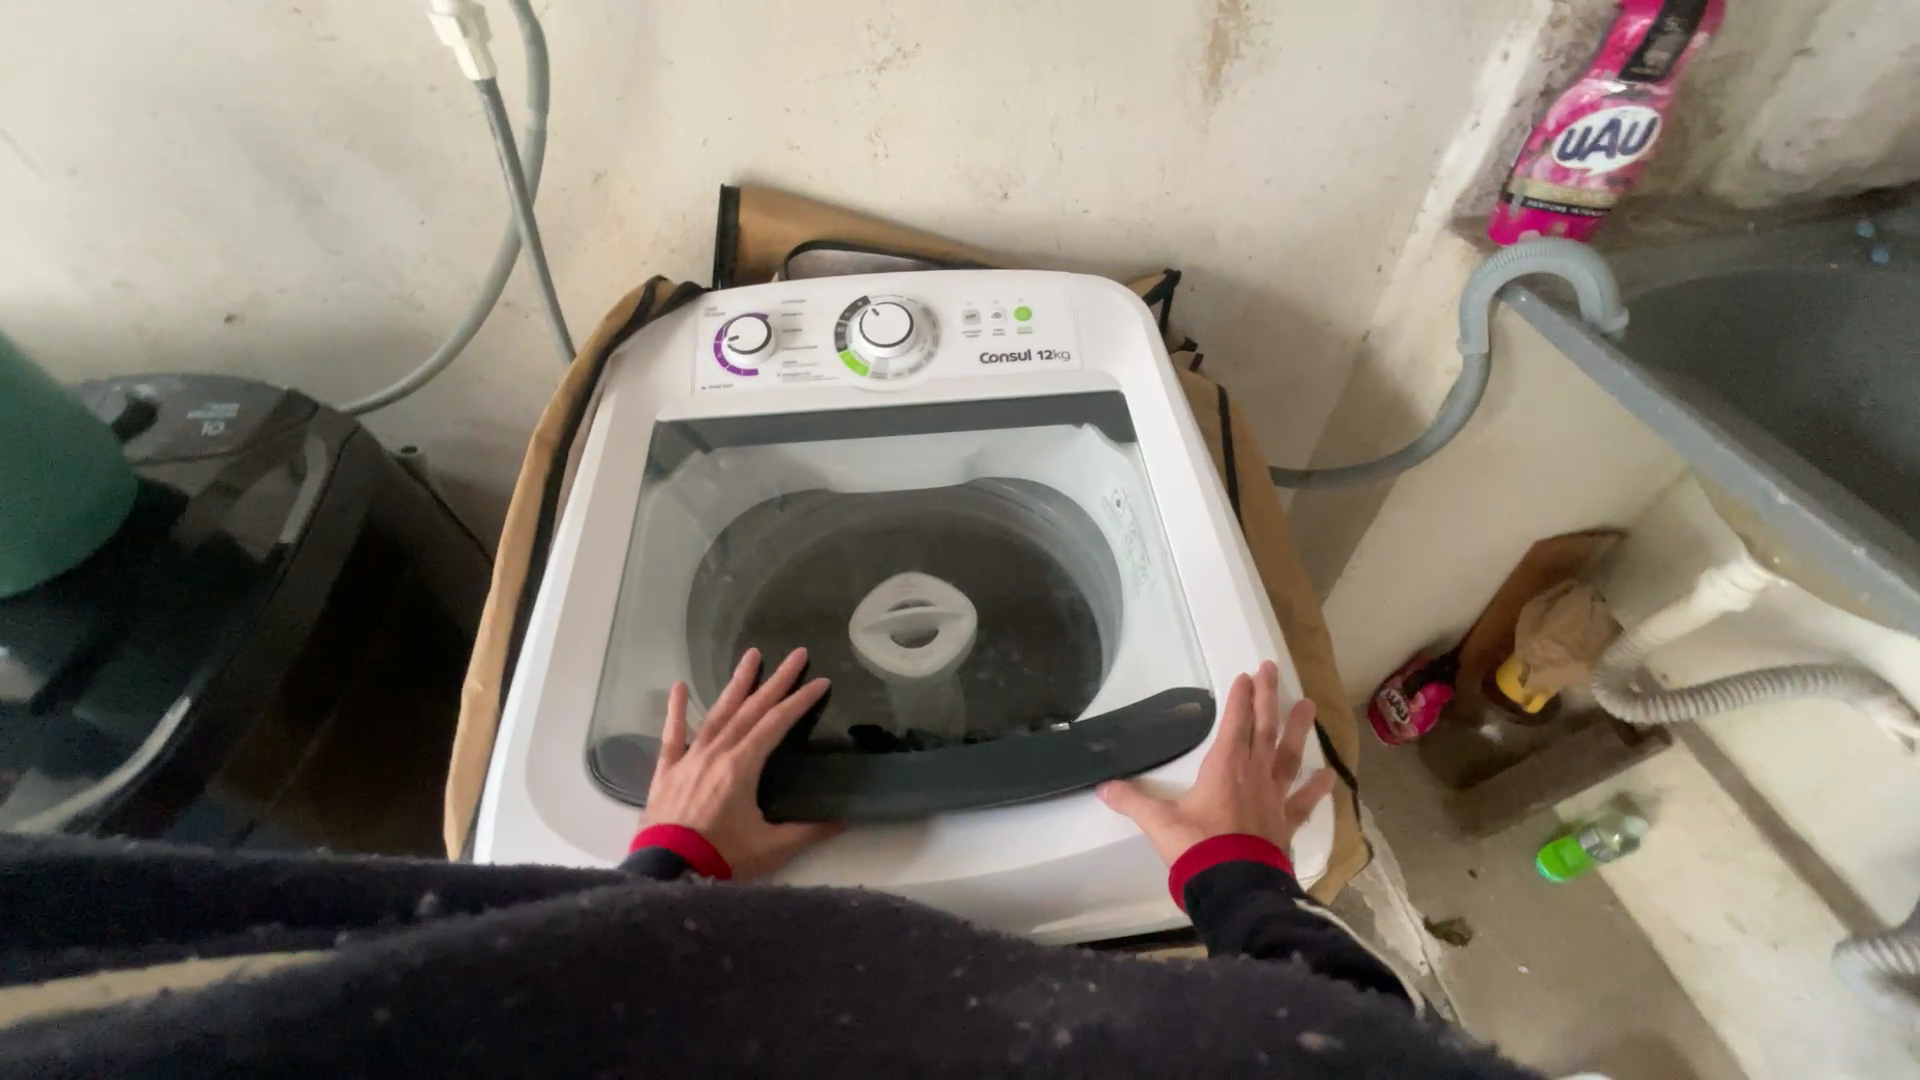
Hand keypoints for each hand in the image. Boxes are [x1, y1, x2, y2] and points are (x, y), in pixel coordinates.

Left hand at [643, 647, 841, 880]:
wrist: (665, 877)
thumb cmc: (721, 859)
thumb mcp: (772, 848)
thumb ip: (809, 830)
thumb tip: (846, 818)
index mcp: (743, 766)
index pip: (777, 723)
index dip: (800, 700)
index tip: (820, 681)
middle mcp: (717, 753)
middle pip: (752, 708)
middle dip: (777, 680)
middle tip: (796, 653)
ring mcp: (689, 759)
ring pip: (717, 713)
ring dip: (736, 684)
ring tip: (751, 655)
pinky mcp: (667, 772)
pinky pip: (672, 736)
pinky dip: (675, 710)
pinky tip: (678, 686)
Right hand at [1097, 661, 1334, 866]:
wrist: (1234, 888)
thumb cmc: (1196, 848)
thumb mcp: (1158, 822)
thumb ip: (1132, 801)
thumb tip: (1103, 787)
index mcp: (1224, 767)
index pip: (1234, 722)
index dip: (1240, 698)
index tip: (1246, 675)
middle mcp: (1253, 774)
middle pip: (1264, 728)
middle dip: (1267, 697)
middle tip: (1272, 669)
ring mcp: (1274, 798)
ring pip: (1289, 756)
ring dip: (1298, 730)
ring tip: (1309, 705)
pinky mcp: (1285, 823)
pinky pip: (1304, 801)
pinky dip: (1316, 788)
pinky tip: (1329, 775)